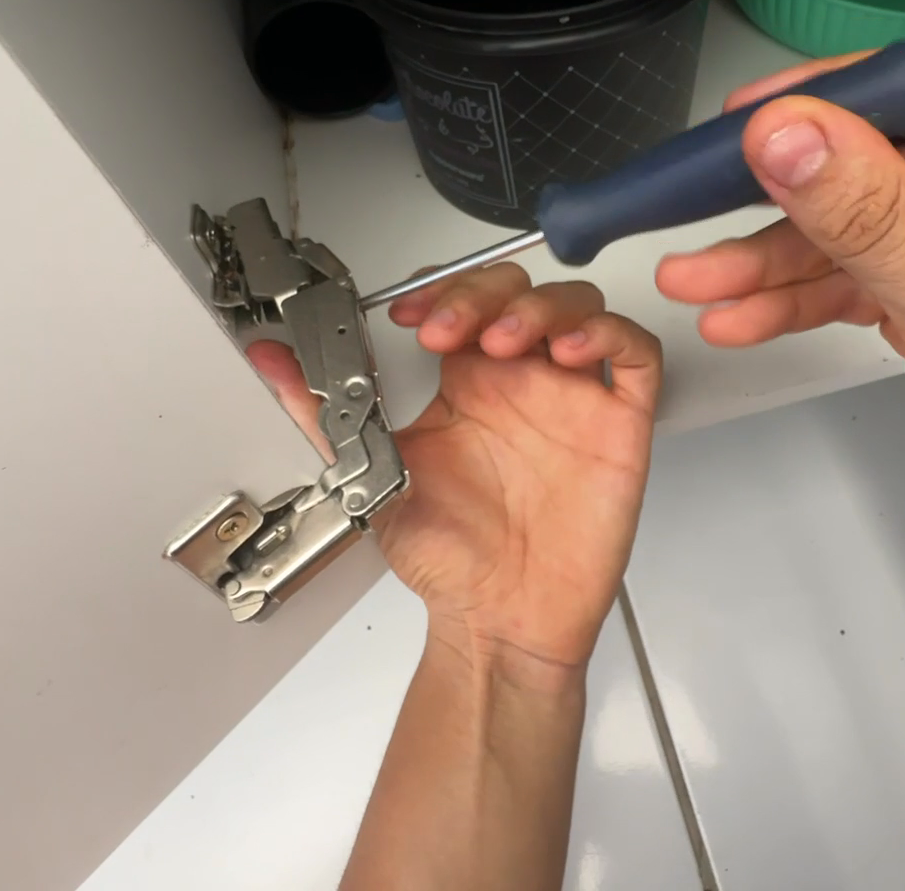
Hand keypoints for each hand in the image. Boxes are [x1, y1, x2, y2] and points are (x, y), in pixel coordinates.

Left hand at [247, 265, 660, 678]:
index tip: (410, 313)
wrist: (500, 617)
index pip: (463, 298)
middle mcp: (520, 380)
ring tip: (508, 342)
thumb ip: (322, 417)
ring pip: (577, 306)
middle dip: (485, 291)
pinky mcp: (617, 423)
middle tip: (452, 330)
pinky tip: (569, 353)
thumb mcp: (374, 475)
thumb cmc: (449, 554)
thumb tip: (271, 367)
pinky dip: (607, 334)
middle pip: (520, 288)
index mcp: (466, 384)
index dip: (441, 287)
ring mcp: (571, 397)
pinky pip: (633, 354)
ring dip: (541, 305)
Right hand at [656, 41, 904, 601]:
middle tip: (696, 209)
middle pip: (879, 163)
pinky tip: (741, 320)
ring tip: (694, 285)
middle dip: (783, 200)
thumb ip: (875, 219)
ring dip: (772, 261)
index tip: (746, 120)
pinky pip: (854, 281)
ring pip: (853, 229)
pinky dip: (797, 302)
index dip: (837, 93)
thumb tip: (789, 133)